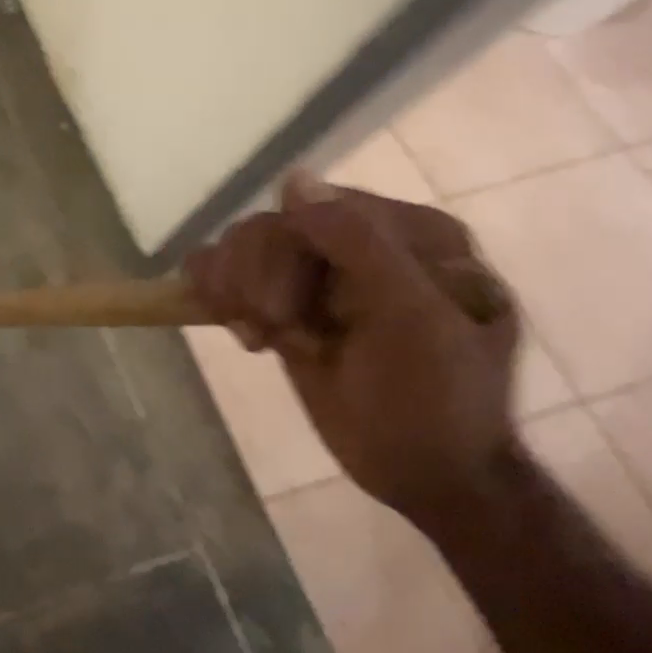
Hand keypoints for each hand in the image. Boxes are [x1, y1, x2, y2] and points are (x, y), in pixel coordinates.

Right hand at [185, 172, 522, 521]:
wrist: (422, 473)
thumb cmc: (436, 402)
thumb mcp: (414, 322)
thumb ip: (360, 244)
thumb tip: (292, 179)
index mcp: (411, 234)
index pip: (319, 208)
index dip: (285, 253)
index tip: (280, 313)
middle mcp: (363, 241)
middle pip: (274, 225)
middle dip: (257, 278)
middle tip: (267, 330)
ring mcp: (321, 271)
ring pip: (243, 243)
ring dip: (233, 289)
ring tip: (254, 335)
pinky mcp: (285, 297)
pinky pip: (227, 268)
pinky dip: (214, 291)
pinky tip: (239, 328)